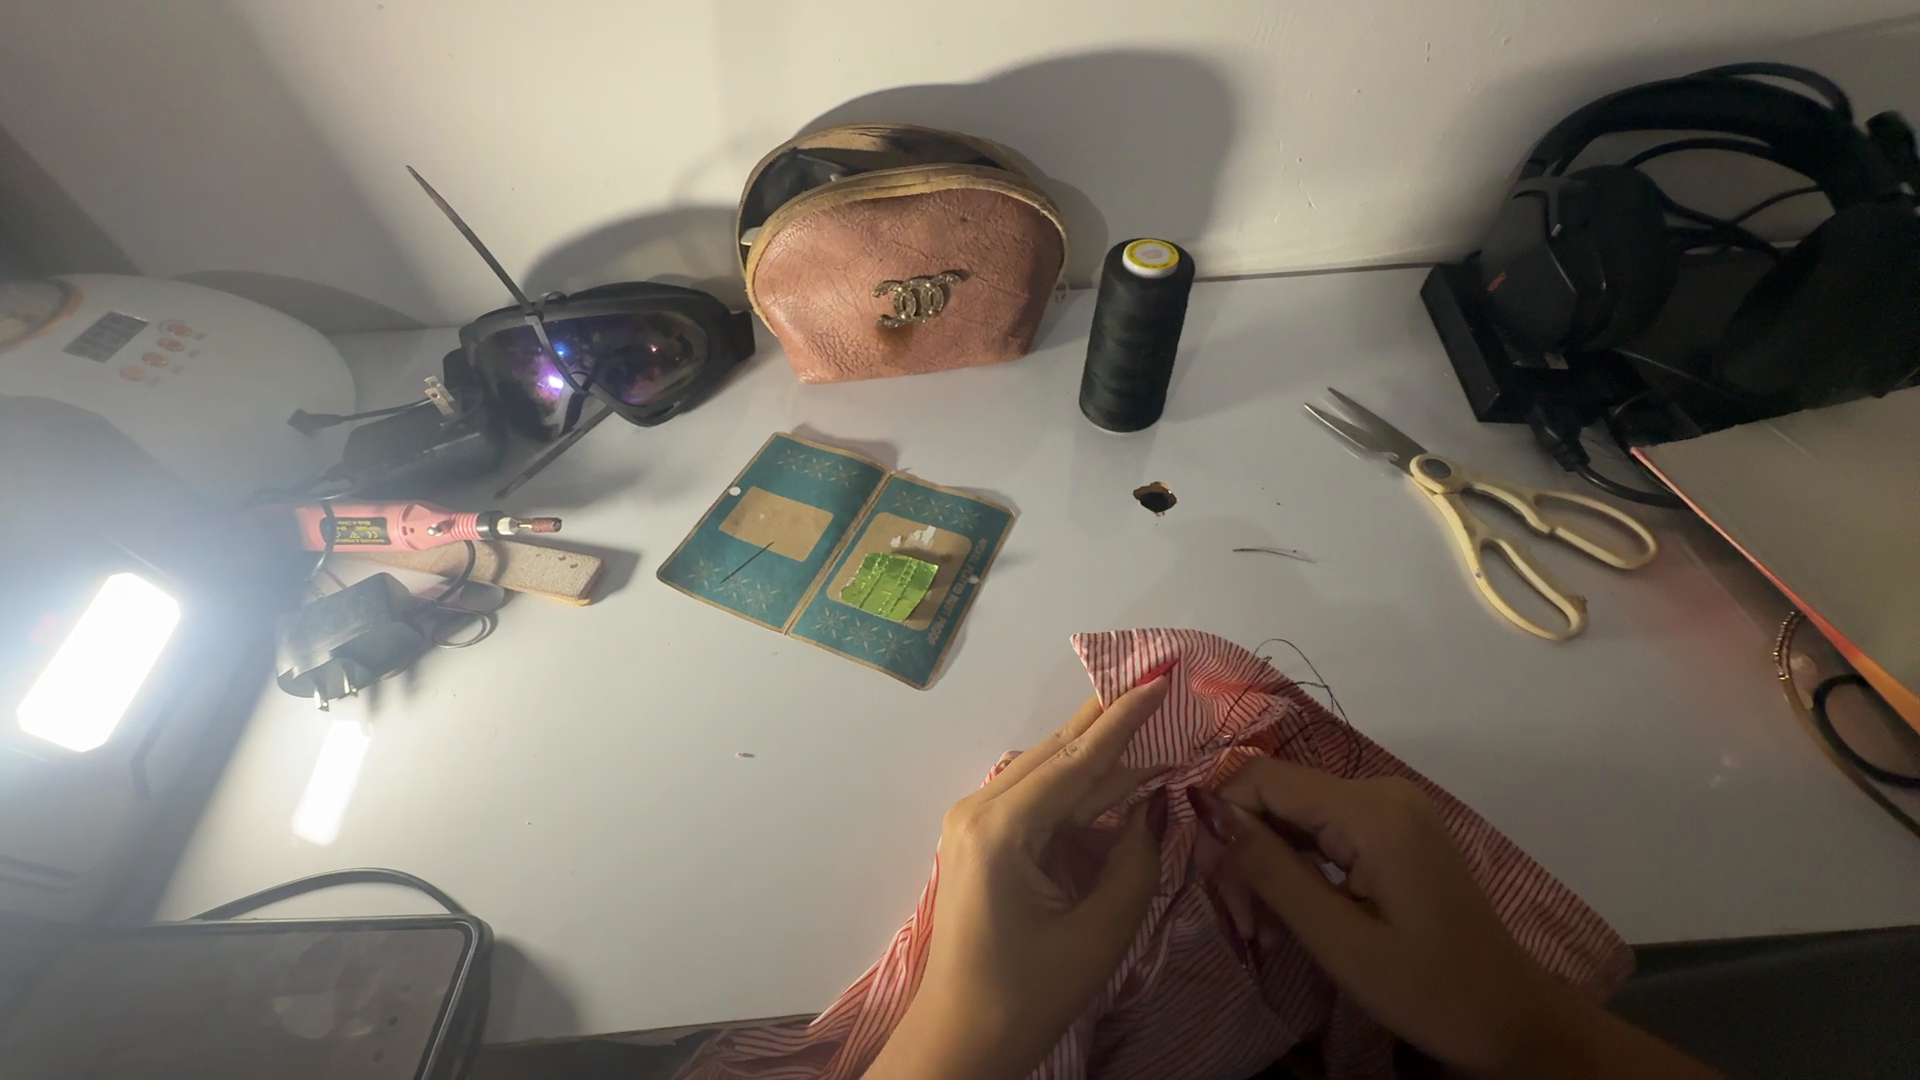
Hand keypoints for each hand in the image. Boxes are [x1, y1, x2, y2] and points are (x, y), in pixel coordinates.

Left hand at [862, 670, 1173, 1079]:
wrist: (959, 1038)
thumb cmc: (1027, 995)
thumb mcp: (1098, 934)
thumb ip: (1135, 861)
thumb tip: (1157, 803)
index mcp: (1001, 828)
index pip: (1076, 760)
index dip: (1123, 718)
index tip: (1157, 678)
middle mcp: (979, 808)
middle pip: (1057, 756)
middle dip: (1108, 722)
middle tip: (1152, 683)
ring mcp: (973, 819)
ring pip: (1047, 773)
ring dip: (1097, 761)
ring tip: (1145, 729)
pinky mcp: (979, 834)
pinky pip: (1036, 799)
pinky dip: (1077, 793)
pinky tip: (1112, 786)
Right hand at [1202, 758, 1715, 1078]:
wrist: (1518, 1022)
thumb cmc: (1432, 992)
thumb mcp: (1340, 942)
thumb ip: (1271, 869)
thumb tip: (1207, 809)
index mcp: (1372, 812)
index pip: (1261, 777)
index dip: (1222, 818)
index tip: (1216, 884)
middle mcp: (1378, 789)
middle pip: (1274, 793)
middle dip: (1242, 848)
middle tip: (1240, 918)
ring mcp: (1387, 802)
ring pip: (1290, 808)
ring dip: (1264, 857)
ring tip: (1261, 921)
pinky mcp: (1389, 821)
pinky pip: (1317, 821)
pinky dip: (1292, 858)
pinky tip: (1290, 901)